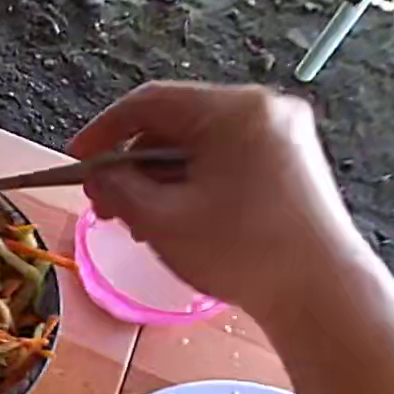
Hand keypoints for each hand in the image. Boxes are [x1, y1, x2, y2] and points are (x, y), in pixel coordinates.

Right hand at [70, 82, 378, 320]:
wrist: (317, 290)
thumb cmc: (239, 252)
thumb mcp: (161, 220)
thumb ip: (117, 189)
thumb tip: (96, 176)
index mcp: (233, 111)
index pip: (149, 102)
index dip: (103, 131)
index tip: (76, 159)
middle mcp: (262, 110)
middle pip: (173, 124)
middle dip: (132, 164)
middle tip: (106, 205)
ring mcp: (279, 134)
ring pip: (195, 146)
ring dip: (158, 179)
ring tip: (140, 222)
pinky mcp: (286, 160)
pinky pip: (221, 160)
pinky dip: (189, 184)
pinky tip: (174, 218)